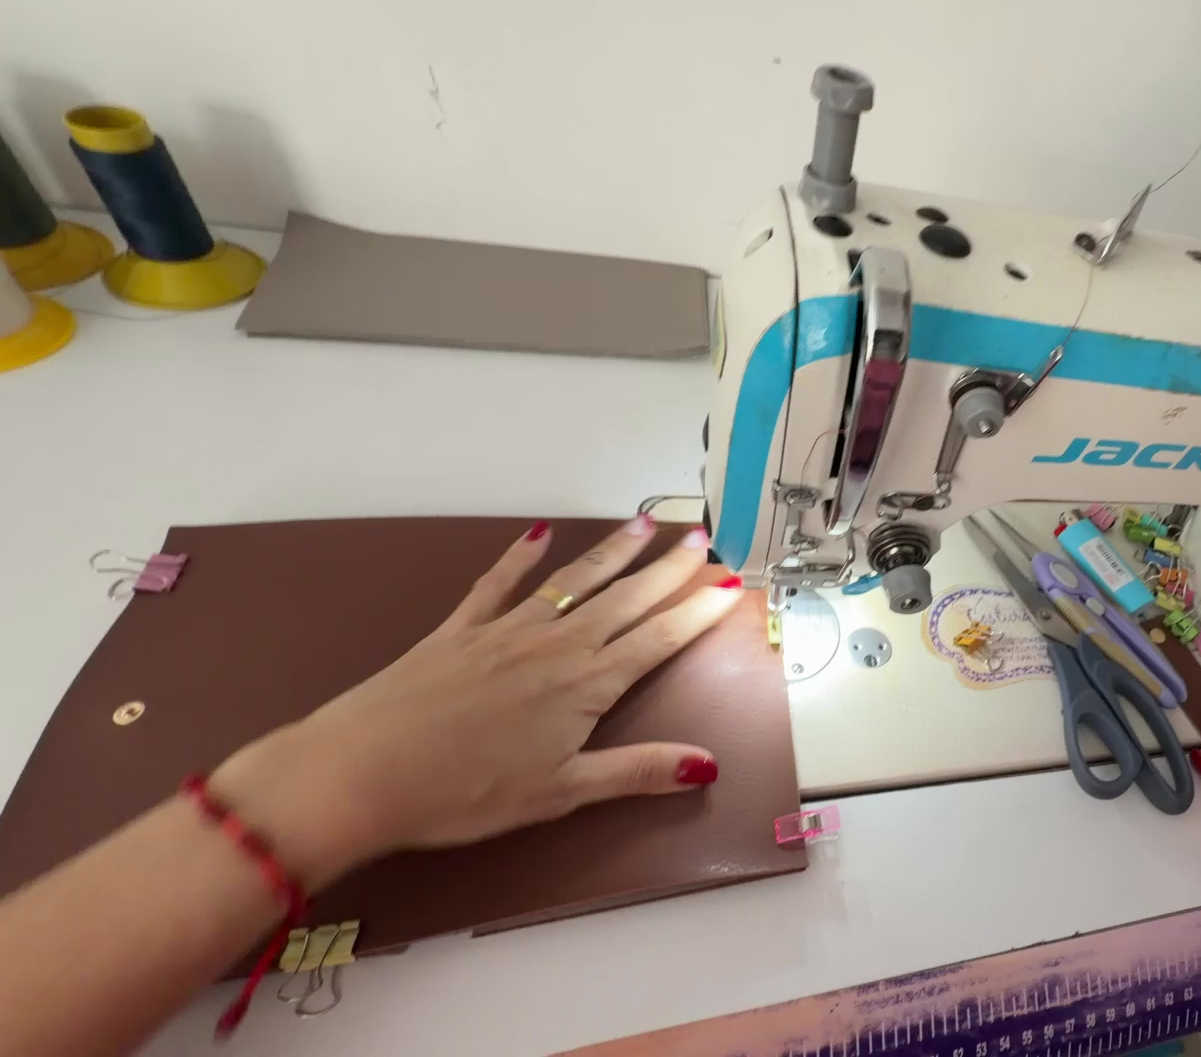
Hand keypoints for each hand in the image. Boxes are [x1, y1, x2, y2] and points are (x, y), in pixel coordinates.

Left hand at [209, 517, 743, 886]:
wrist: (354, 775)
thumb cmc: (464, 792)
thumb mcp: (561, 792)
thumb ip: (638, 771)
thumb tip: (708, 766)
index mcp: (588, 683)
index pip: (661, 637)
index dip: (700, 611)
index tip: (732, 585)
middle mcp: (558, 645)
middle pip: (628, 598)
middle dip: (669, 568)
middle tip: (701, 537)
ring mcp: (508, 631)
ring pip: (576, 582)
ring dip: (614, 552)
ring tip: (644, 523)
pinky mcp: (461, 630)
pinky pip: (497, 586)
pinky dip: (518, 559)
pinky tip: (536, 535)